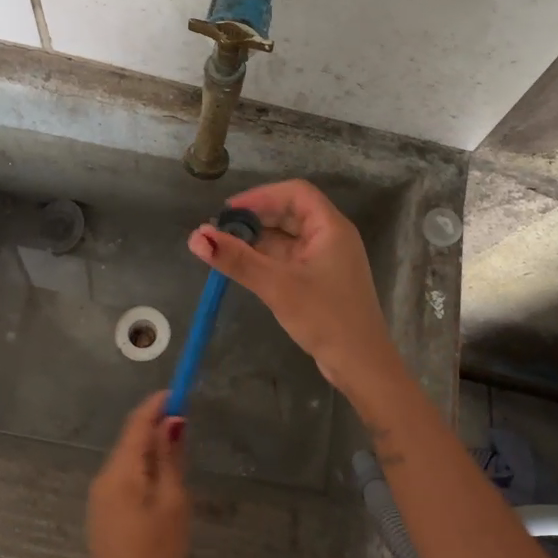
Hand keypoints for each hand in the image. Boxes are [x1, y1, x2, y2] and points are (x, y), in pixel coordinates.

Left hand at [87, 392, 189, 557]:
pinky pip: (124, 479)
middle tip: (188, 426)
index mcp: (120, 472)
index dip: (157, 404)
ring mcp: (99, 496)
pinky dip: (144, 470)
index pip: (137, 423)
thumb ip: (171, 459)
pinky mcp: (102, 513)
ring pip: (128, 460)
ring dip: (151, 450)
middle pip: (130, 439)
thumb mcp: (173, 504)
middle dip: (156, 427)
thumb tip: (172, 420)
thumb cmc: (155, 555)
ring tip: (181, 459)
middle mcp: (104, 477)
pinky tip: (163, 485)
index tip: (181, 392)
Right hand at [188, 180, 391, 386]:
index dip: (261, 196)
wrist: (361, 364)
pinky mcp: (321, 281)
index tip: (229, 211)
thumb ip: (237, 260)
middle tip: (221, 232)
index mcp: (331, 227)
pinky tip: (245, 269)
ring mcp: (327, 260)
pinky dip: (268, 259)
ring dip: (259, 240)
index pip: (295, 193)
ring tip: (226, 250)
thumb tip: (196, 237)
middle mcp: (331, 237)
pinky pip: (290, 258)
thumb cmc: (325, 318)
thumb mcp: (277, 286)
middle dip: (255, 219)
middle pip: (290, 213)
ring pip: (288, 237)